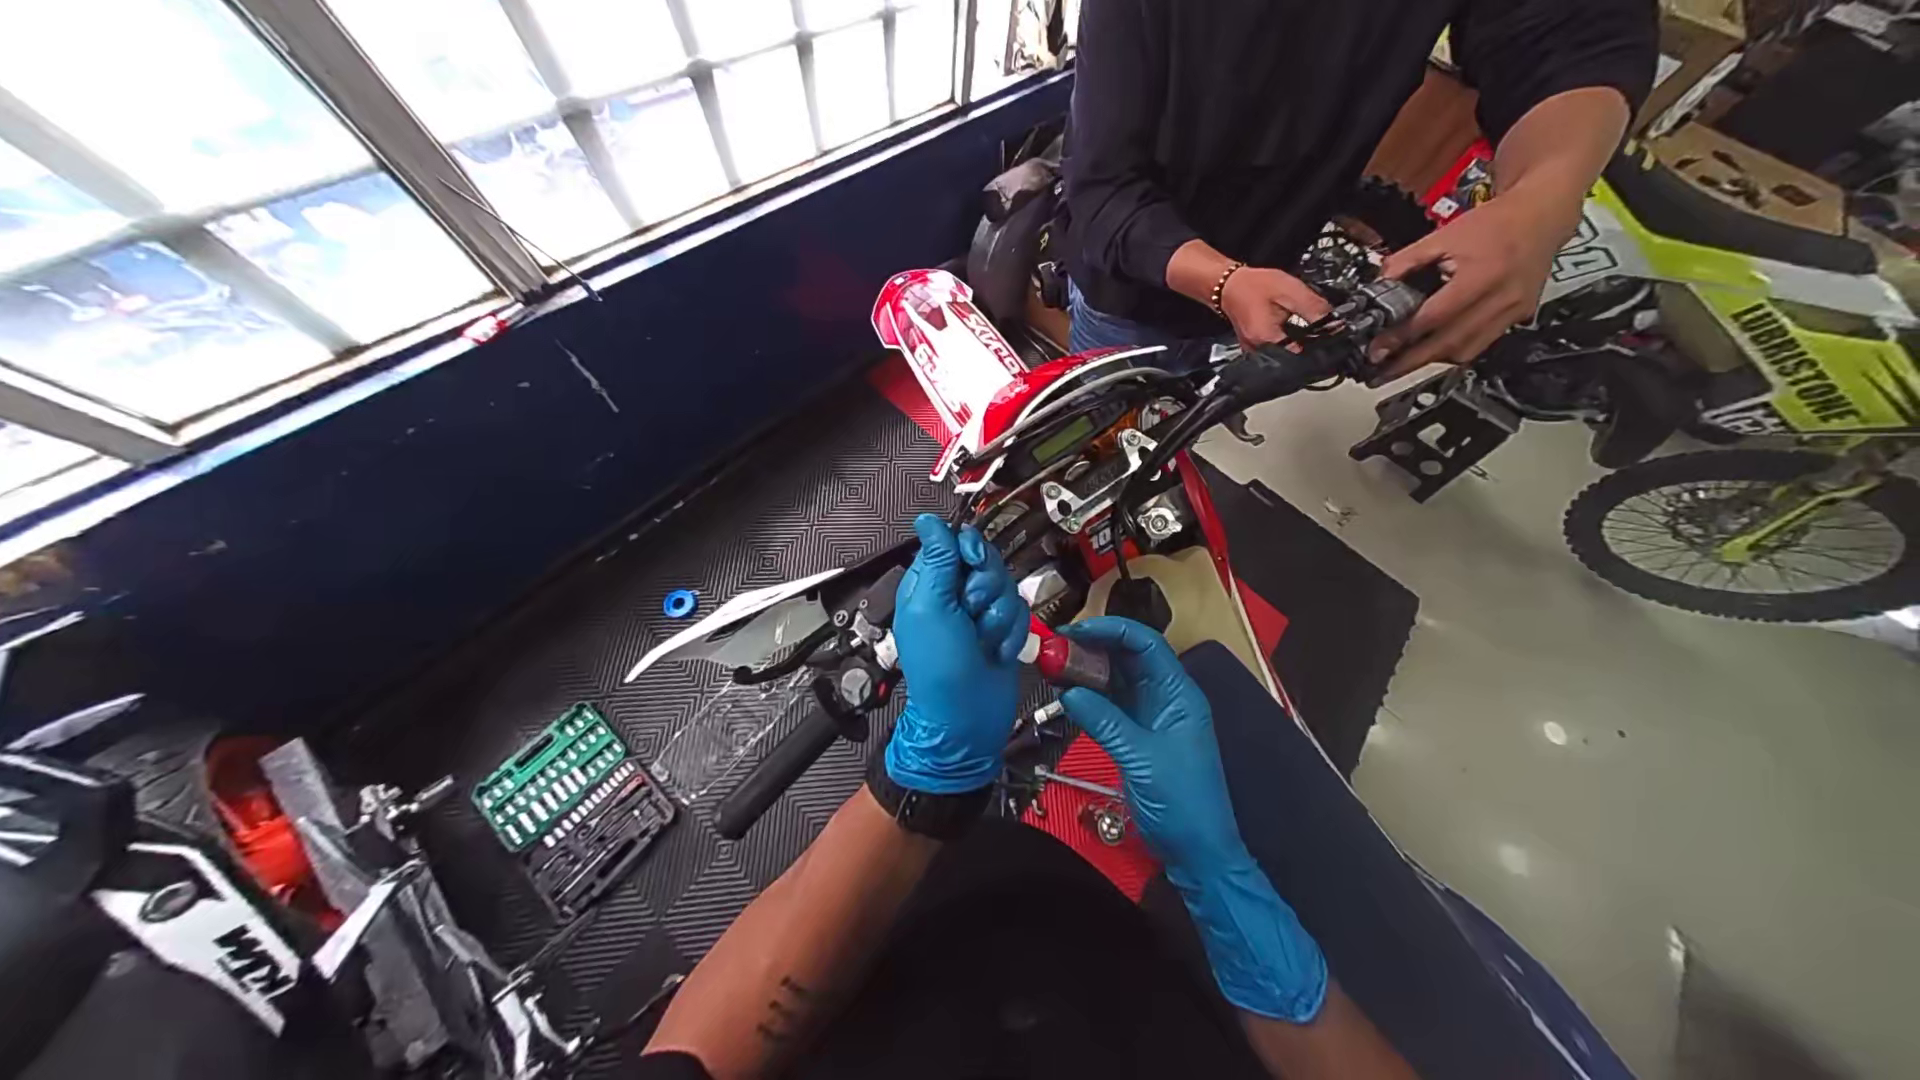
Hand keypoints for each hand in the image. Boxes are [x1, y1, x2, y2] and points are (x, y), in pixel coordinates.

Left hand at [885, 514, 1029, 793]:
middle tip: (973, 611)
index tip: (972, 567)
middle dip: (988, 588)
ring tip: (983, 639)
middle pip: (987, 562)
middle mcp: (954, 595)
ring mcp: (979, 613)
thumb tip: (928, 521)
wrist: (968, 719)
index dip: (970, 551)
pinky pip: (1020, 613)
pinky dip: (1012, 634)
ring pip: (1007, 586)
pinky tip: (996, 651)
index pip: (955, 542)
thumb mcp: (932, 608)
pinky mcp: (1001, 630)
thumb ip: (936, 560)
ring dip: (999, 617)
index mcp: (929, 584)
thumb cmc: (941, 671)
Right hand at [1059, 616, 1326, 1022]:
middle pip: (1127, 656)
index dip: (1110, 630)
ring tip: (1052, 664)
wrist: (1198, 853)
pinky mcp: (1135, 733)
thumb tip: (1068, 691)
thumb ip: (1105, 721)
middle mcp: (1164, 696)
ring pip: (1115, 677)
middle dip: (1092, 646)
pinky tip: (1063, 691)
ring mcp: (1149, 714)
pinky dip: (1087, 694)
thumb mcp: (1142, 759)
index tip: (1073, 631)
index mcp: (1178, 693)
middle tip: (1054, 646)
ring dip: (1086, 669)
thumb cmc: (1182, 803)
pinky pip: (1108, 702)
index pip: (1145, 644)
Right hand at [1219, 266, 1332, 349]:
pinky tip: (1294, 333)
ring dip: (1299, 346)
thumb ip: (1314, 308)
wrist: (1229, 287)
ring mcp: (1253, 352)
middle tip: (1322, 331)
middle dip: (1310, 347)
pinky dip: (1288, 344)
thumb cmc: (1255, 286)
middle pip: (1291, 360)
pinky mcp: (1253, 349)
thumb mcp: (1291, 291)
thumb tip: (1335, 324)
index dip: (1318, 346)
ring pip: (1284, 358)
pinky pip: (1275, 352)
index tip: (1330, 335)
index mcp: (1267, 339)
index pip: (1300, 356)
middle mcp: (1257, 351)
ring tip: (1310, 331)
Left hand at [1369, 187, 1577, 383]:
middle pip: (1448, 343)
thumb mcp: (1442, 236)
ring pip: (1464, 350)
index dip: (1400, 337)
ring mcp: (1513, 310)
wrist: (1542, 214)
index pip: (1433, 318)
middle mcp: (1503, 297)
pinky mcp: (1518, 317)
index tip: (1375, 350)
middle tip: (1378, 372)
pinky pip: (1479, 344)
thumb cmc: (1494, 224)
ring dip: (1428, 361)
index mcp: (1483, 275)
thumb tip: (1375, 287)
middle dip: (1408, 363)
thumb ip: (1404, 262)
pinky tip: (1429, 351)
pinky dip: (1451, 351)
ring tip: (1398, 366)